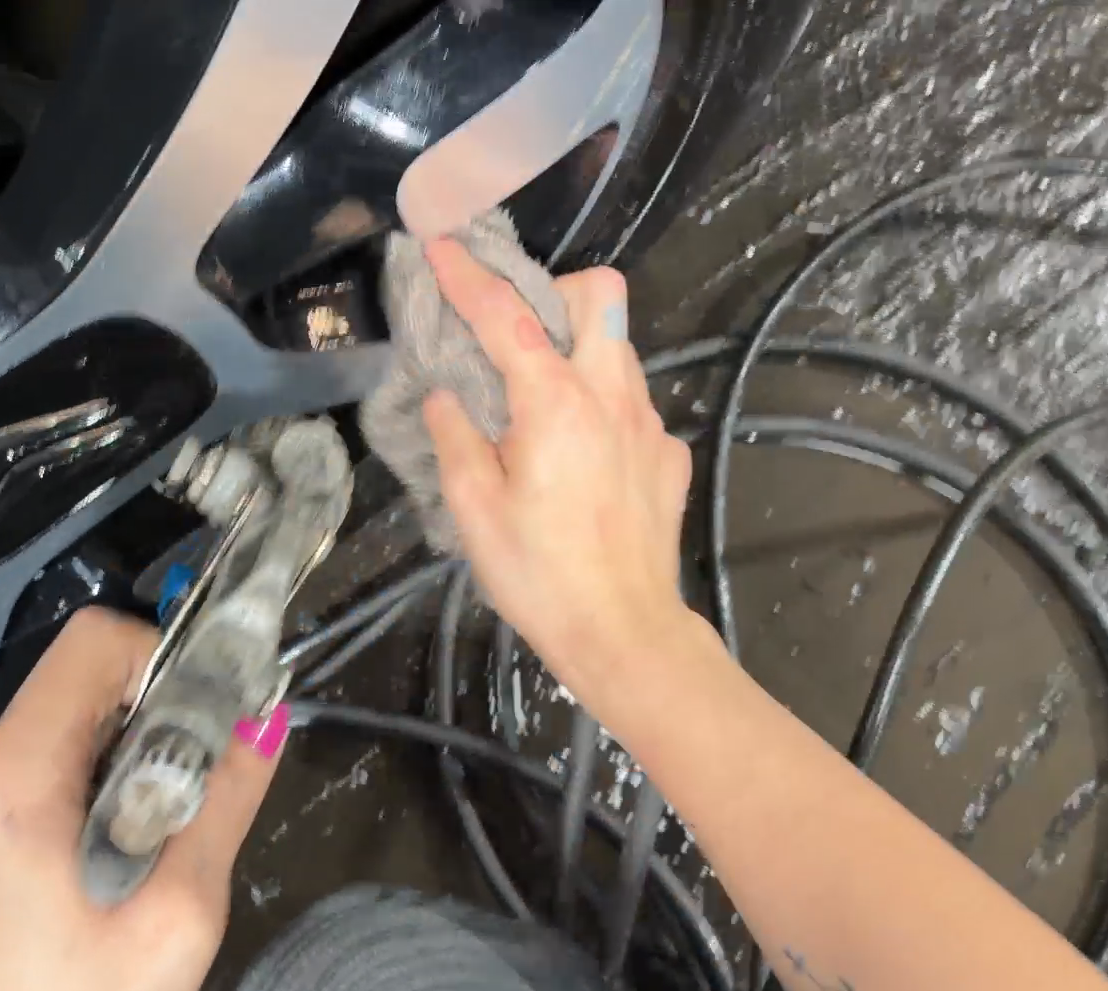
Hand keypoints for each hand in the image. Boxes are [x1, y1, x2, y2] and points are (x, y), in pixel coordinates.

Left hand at [0, 608, 284, 990]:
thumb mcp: (173, 927)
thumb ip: (221, 806)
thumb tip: (263, 722)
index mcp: (5, 777)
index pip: (91, 642)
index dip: (157, 660)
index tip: (194, 722)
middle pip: (63, 704)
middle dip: (131, 743)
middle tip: (166, 826)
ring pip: (29, 758)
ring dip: (87, 792)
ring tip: (110, 886)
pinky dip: (37, 827)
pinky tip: (52, 914)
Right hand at [421, 241, 698, 698]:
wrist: (621, 629)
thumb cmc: (536, 570)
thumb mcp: (472, 506)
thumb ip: (455, 437)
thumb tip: (446, 398)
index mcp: (554, 404)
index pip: (505, 317)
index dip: (467, 276)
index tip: (441, 244)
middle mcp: (612, 396)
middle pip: (601, 294)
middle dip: (554, 289)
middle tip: (515, 332)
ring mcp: (648, 423)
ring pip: (619, 345)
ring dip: (574, 347)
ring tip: (534, 399)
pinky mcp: (666, 454)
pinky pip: (630, 401)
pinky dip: (596, 404)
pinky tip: (575, 456)